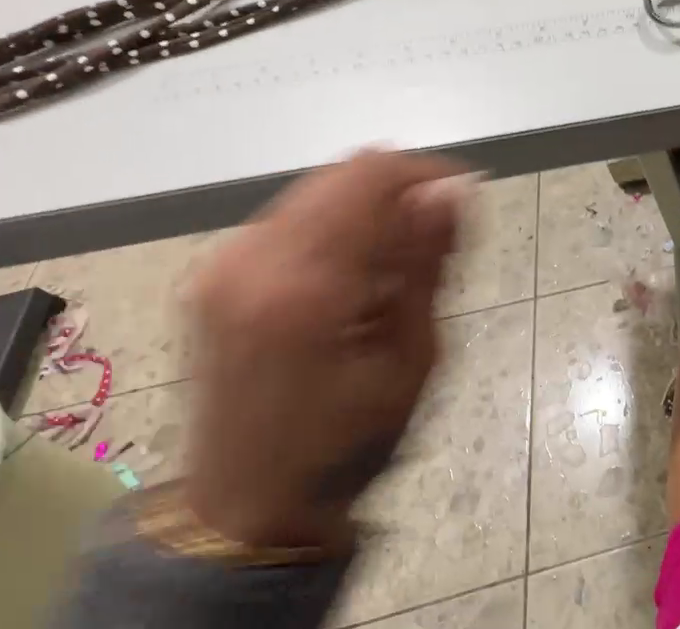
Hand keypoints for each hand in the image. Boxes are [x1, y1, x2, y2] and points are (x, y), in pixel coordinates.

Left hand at [184, 150, 471, 548]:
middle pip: (342, 174)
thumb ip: (427, 261)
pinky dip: (336, 230)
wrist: (247, 505)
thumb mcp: (413, 353)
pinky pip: (291, 219)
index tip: (466, 202)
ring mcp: (221, 266)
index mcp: (304, 283)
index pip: (372, 175)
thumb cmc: (350, 437)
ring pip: (318, 192)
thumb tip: (451, 188)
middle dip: (401, 194)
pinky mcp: (213, 276)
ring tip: (396, 269)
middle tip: (436, 245)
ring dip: (369, 212)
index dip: (429, 174)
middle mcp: (250, 259)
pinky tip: (353, 279)